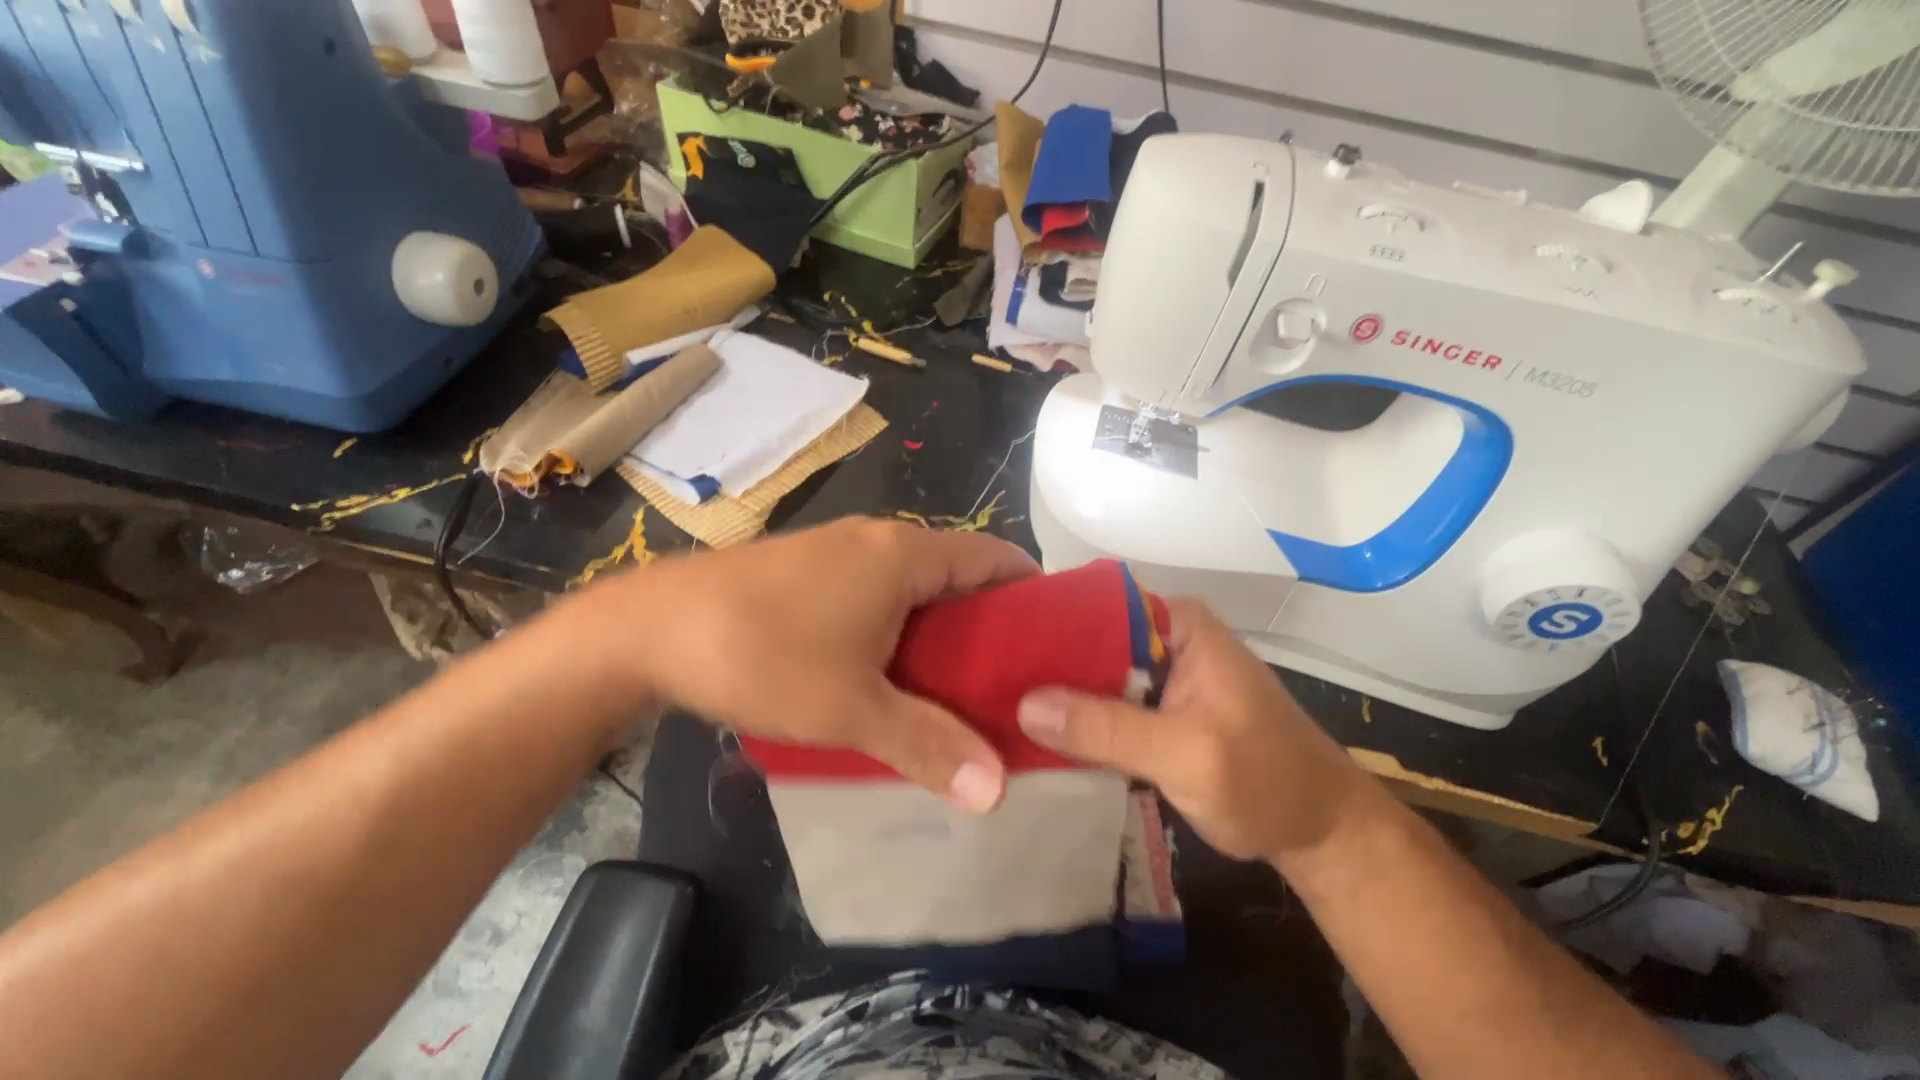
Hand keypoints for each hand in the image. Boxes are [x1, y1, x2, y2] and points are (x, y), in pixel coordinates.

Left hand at [597, 517, 1037, 810]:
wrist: (645, 631)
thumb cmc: (762, 658)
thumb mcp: (851, 711)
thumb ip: (928, 745)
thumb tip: (997, 791)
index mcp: (904, 555)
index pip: (995, 557)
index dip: (1031, 596)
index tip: (1051, 648)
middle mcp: (875, 540)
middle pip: (957, 573)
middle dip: (986, 627)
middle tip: (1007, 688)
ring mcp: (834, 551)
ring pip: (911, 587)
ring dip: (937, 632)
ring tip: (955, 693)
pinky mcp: (800, 571)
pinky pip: (872, 593)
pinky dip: (895, 628)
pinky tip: (886, 677)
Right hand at [1016, 598, 1365, 859]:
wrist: (1316, 831)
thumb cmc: (1266, 782)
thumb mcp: (1188, 755)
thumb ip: (1109, 729)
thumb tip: (1024, 703)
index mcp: (1179, 623)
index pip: (1093, 605)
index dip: (1041, 623)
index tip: (984, 647)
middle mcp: (1163, 639)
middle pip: (1084, 641)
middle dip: (1037, 664)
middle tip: (972, 686)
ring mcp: (1157, 678)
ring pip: (1087, 678)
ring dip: (1049, 697)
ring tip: (983, 709)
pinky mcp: (1151, 714)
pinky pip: (1099, 710)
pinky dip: (1070, 724)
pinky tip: (1023, 737)